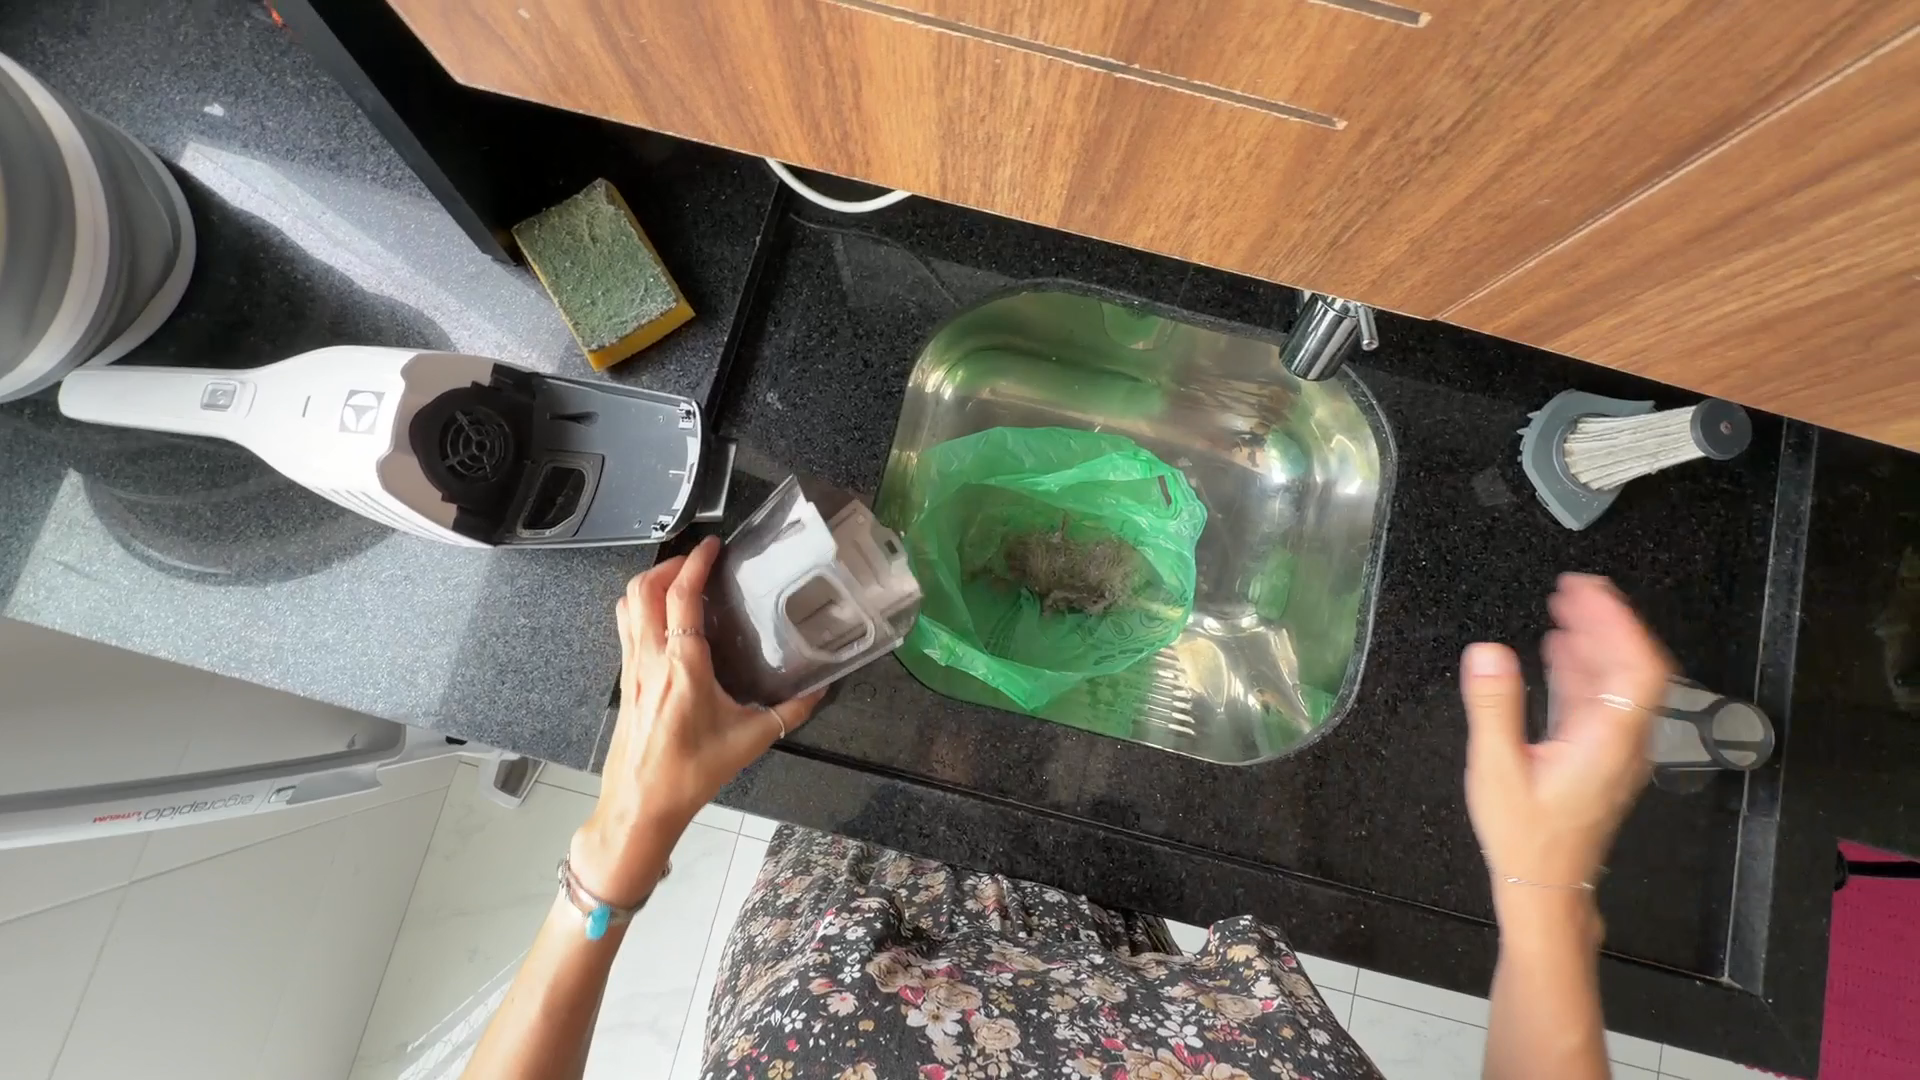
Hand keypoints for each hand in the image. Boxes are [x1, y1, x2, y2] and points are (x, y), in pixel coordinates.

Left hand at [571, 536, 824, 905]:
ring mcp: (631, 669)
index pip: (679, 598)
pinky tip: (667, 616)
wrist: (640, 809)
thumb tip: (819, 690)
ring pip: (627, 604)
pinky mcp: (624, 680)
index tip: (712, 547)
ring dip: (651, 581)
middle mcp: (649, 660)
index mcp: (681, 668)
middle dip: (669, 563)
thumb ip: (791, 712)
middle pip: (643, 589)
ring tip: (680, 578)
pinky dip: (642, 605)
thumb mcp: (750, 741)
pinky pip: (626, 626)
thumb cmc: (689, 775)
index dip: (694, 564)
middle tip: (698, 559)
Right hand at [1461, 574, 1672, 921]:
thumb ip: (1493, 706)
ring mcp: (1609, 746)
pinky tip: (1559, 650)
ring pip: (1614, 681)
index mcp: (1606, 739)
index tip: (1586, 591)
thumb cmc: (1524, 832)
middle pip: (1631, 668)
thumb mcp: (1498, 767)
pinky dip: (1581, 666)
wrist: (1544, 880)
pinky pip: (1596, 697)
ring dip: (1595, 641)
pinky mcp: (1592, 752)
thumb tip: (1486, 651)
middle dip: (1607, 622)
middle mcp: (1619, 738)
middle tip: (1575, 587)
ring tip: (1568, 606)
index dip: (1616, 624)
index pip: (1634, 669)